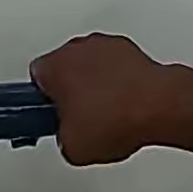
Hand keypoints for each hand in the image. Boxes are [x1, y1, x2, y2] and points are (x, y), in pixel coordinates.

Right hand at [30, 33, 190, 165]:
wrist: (156, 105)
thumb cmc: (116, 118)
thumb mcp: (71, 146)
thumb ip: (60, 134)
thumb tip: (68, 134)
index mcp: (57, 65)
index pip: (36, 76)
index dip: (39, 99)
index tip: (44, 112)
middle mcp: (79, 48)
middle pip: (62, 66)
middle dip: (66, 88)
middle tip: (74, 116)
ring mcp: (104, 45)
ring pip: (87, 62)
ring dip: (91, 80)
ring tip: (103, 112)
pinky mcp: (127, 48)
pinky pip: (110, 62)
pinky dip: (113, 76)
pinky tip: (120, 101)